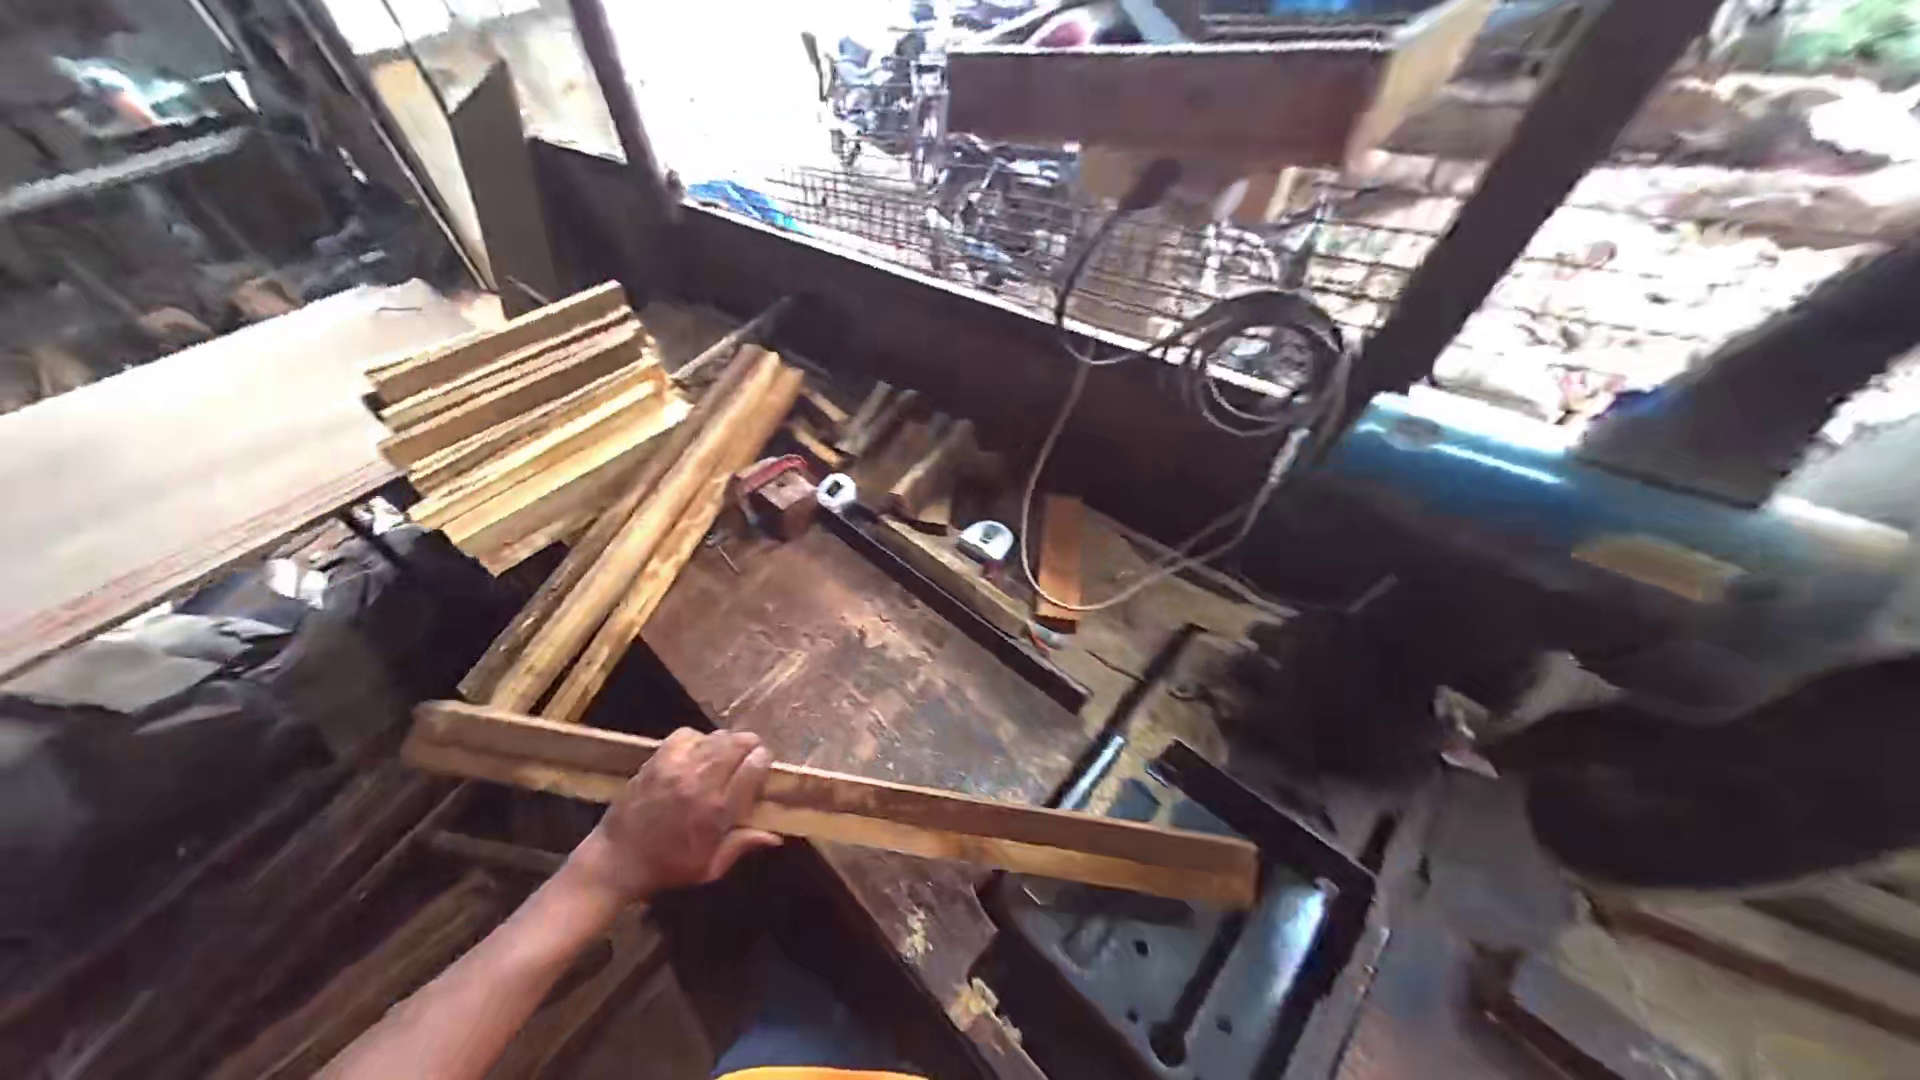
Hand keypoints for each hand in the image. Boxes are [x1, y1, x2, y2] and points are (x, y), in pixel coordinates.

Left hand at [565, 728, 782, 904]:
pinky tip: (696, 754)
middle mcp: (701, 780)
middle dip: (750, 747)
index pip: (755, 766)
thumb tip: (776, 836)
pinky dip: (698, 740)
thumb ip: (743, 845)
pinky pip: (688, 734)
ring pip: (717, 735)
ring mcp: (677, 766)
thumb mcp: (710, 867)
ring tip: (723, 757)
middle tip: (747, 760)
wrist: (615, 861)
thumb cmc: (668, 867)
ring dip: (726, 743)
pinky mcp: (658, 759)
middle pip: (740, 742)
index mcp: (718, 808)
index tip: (762, 769)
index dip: (764, 762)